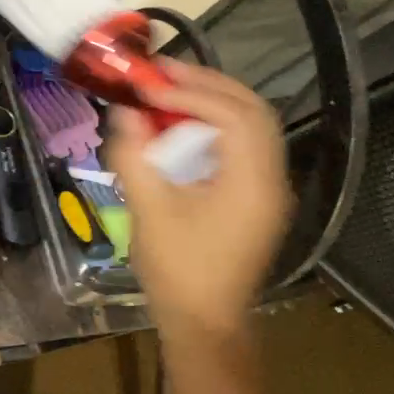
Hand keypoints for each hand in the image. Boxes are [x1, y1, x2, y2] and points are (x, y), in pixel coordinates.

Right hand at [105, 60, 289, 339]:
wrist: (204, 321)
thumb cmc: (178, 268)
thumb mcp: (149, 211)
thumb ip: (135, 157)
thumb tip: (123, 112)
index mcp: (252, 181)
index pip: (233, 115)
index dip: (190, 92)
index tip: (147, 86)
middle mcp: (270, 179)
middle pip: (252, 112)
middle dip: (207, 85)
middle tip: (162, 72)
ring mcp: (265, 190)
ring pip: (250, 127)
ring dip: (212, 102)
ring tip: (167, 91)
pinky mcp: (252, 200)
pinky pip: (241, 146)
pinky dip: (212, 126)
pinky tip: (178, 128)